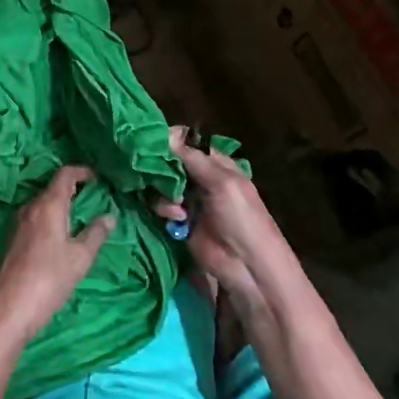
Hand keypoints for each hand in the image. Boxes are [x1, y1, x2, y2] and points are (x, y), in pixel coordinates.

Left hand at [0, 166, 115, 340]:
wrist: (10, 308)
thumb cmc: (50, 278)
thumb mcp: (80, 257)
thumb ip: (96, 232)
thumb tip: (110, 215)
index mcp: (48, 204)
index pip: (64, 174)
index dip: (82, 171)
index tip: (98, 177)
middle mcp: (31, 207)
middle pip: (53, 186)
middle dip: (74, 187)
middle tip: (94, 196)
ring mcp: (20, 222)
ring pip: (44, 202)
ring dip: (62, 203)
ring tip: (82, 214)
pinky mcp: (15, 238)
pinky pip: (37, 216)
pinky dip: (52, 215)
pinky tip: (62, 233)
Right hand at [155, 127, 287, 302]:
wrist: (246, 265)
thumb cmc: (240, 217)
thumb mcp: (221, 181)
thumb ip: (193, 157)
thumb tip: (167, 132)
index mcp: (217, 163)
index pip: (188, 143)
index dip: (170, 140)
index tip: (152, 142)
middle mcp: (201, 178)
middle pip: (171, 163)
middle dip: (162, 168)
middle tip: (154, 173)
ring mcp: (190, 199)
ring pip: (162, 184)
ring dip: (164, 192)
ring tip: (177, 206)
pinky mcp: (179, 220)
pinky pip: (162, 206)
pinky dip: (164, 209)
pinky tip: (176, 219)